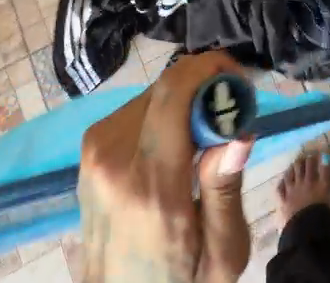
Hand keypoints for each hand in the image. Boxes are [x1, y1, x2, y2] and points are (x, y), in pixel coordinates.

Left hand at [80, 53, 253, 282]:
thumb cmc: (180, 282)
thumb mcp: (222, 256)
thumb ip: (227, 191)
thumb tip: (239, 131)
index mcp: (150, 185)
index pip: (173, 94)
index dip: (210, 68)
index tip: (241, 80)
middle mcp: (113, 160)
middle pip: (165, 88)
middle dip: (204, 86)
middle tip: (232, 109)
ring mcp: (94, 155)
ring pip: (151, 96)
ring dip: (184, 102)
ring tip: (206, 134)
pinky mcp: (88, 154)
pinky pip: (135, 112)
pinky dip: (162, 115)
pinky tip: (177, 144)